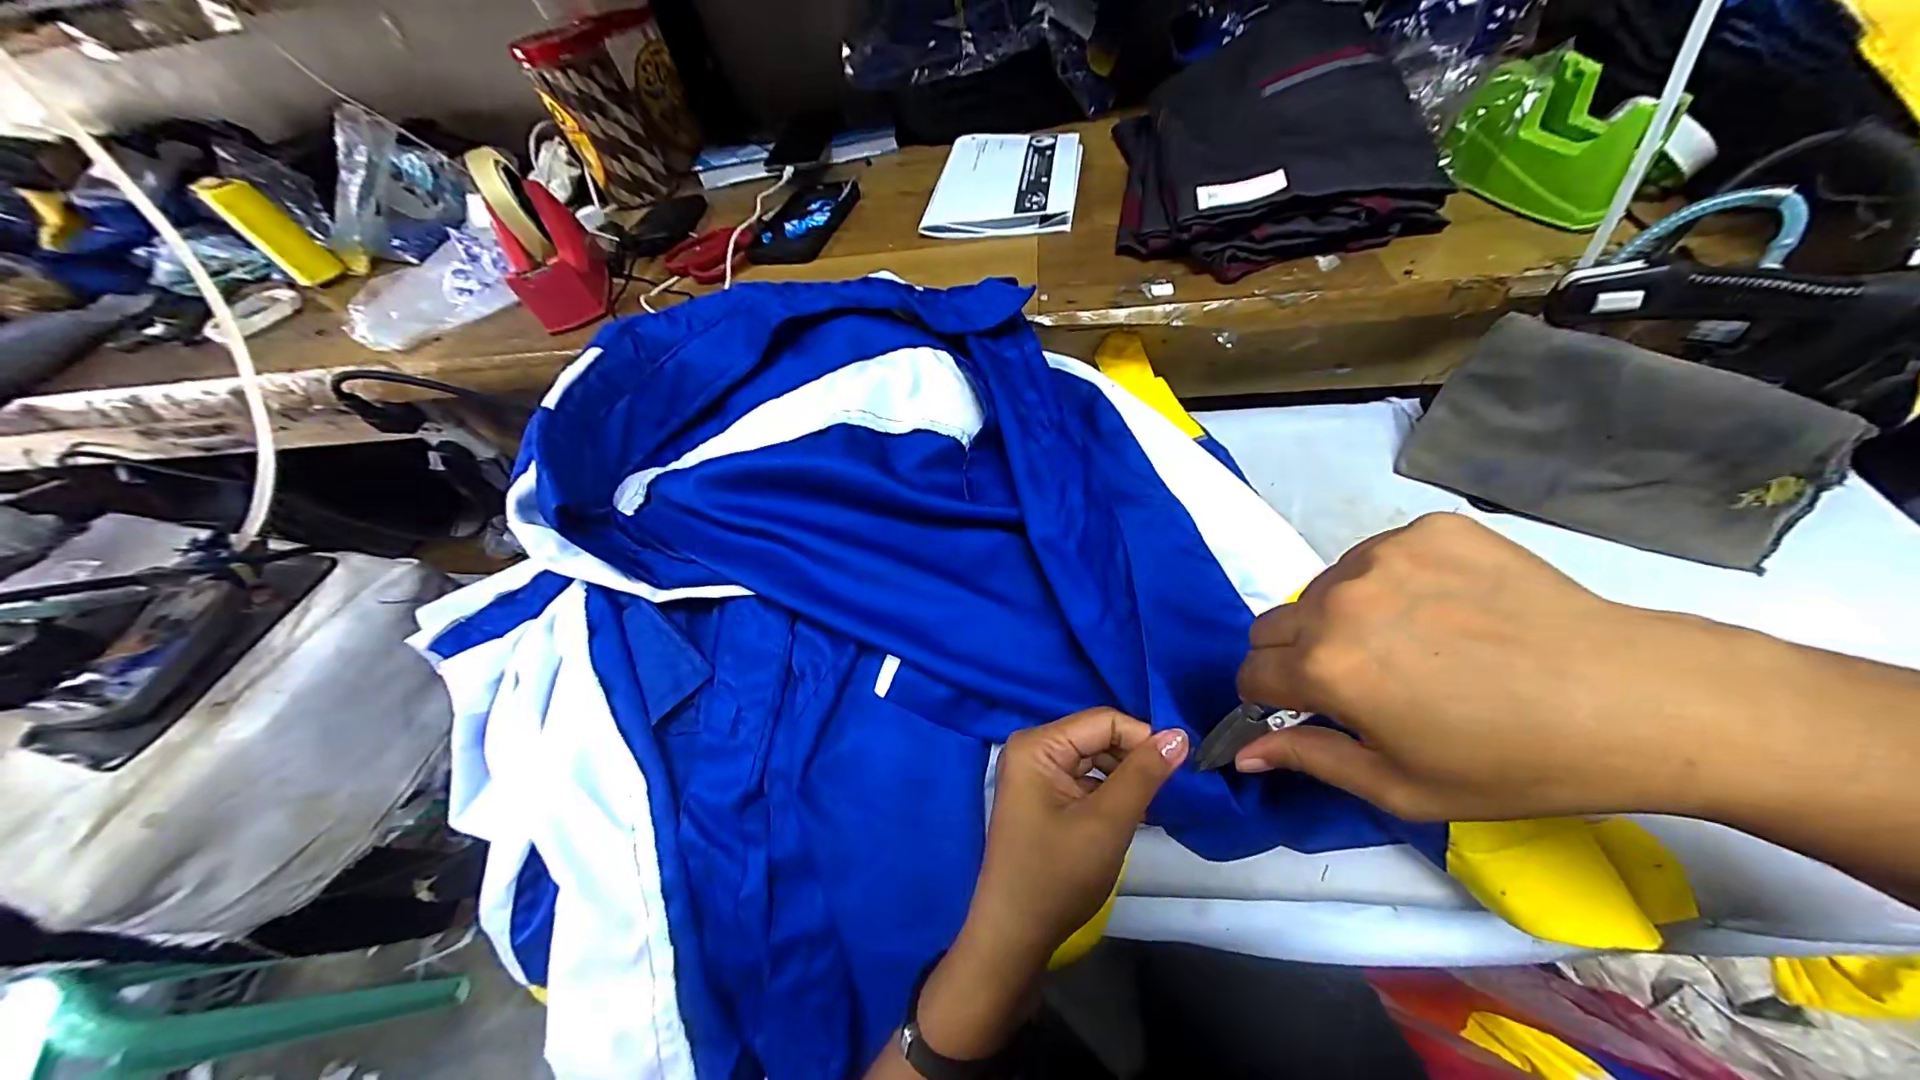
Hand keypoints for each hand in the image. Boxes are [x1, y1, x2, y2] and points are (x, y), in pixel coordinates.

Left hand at [911, 708, 1186, 1061]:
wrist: (1014, 933)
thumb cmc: (1058, 875)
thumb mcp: (1108, 822)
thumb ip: (1143, 774)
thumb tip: (1179, 735)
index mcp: (1037, 744)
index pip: (1104, 720)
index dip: (1143, 739)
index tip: (1179, 769)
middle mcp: (1032, 748)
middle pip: (1098, 736)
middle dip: (1134, 760)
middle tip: (1166, 794)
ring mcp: (1035, 772)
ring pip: (1095, 758)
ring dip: (1125, 778)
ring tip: (1149, 808)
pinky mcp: (1042, 795)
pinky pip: (1085, 778)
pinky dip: (1110, 793)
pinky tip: (1130, 815)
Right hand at [1232, 513, 1772, 821]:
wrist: (1636, 699)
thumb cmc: (1513, 761)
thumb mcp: (1403, 786)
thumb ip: (1310, 760)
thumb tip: (1242, 751)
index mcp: (1326, 667)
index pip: (1252, 672)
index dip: (1272, 699)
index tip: (1307, 710)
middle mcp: (1338, 602)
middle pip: (1273, 625)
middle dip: (1296, 656)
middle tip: (1358, 680)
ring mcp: (1382, 556)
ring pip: (1322, 589)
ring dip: (1341, 617)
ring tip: (1413, 642)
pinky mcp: (1426, 529)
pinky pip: (1375, 557)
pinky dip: (1390, 583)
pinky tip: (1446, 609)